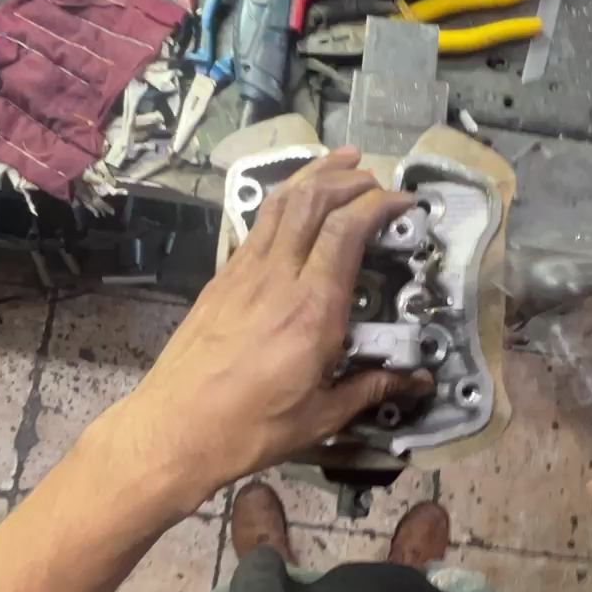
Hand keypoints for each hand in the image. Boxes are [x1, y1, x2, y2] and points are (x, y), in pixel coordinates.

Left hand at [74, 148, 428, 519]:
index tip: (404, 203)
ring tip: (343, 162)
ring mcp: (244, 273)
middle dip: (350, 179)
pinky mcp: (222, 279)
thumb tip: (418, 382)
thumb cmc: (250, 428)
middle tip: (378, 180)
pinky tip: (297, 202)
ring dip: (315, 175)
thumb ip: (372, 388)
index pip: (346, 230)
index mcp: (312, 310)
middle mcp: (277, 278)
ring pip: (281, 203)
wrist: (173, 430)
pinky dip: (285, 200)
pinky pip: (259, 224)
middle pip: (313, 201)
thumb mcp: (322, 416)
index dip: (379, 204)